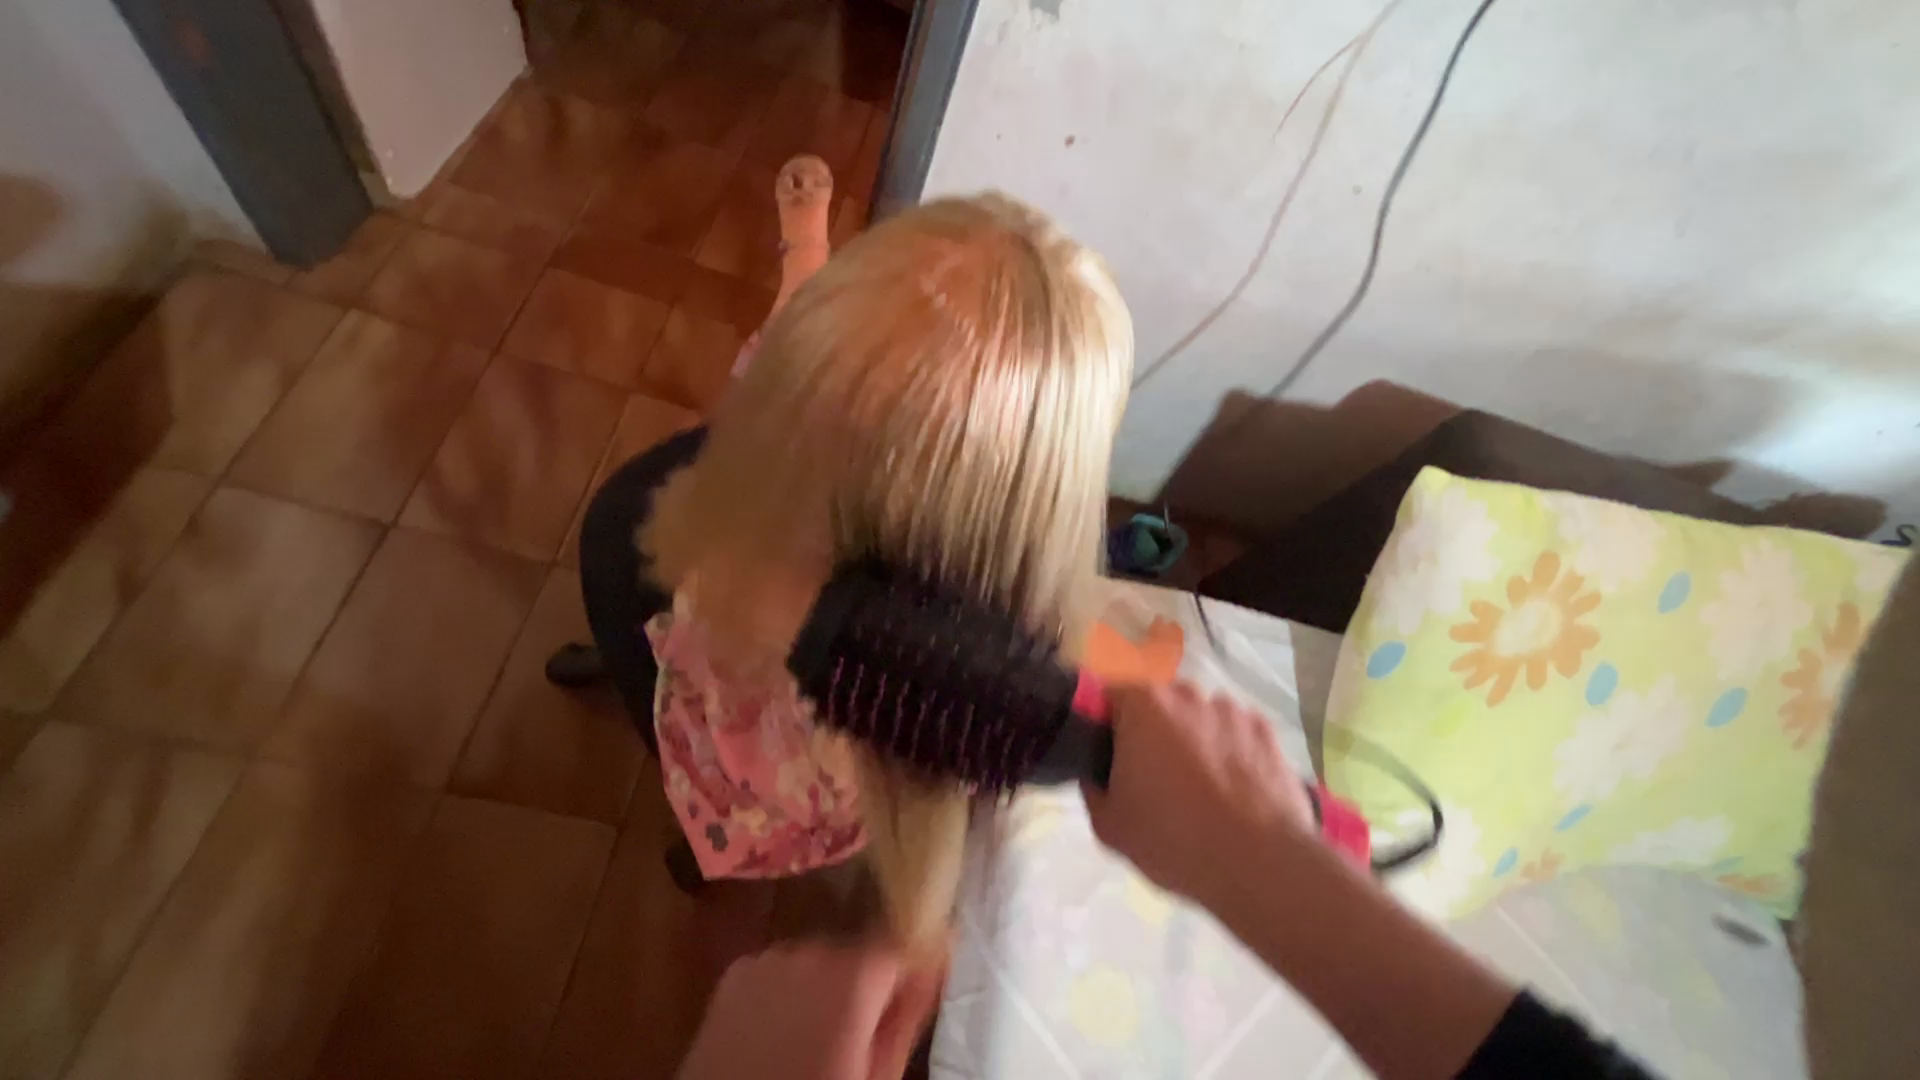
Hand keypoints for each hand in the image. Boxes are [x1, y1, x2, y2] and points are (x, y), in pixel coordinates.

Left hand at [677, 942, 943, 1079]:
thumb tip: (937, 967)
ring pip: (818, 959)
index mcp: (854, 974)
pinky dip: (788, 990)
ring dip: (827, 984)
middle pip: (859, 952)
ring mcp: (770, 956)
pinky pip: (780, 969)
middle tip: (867, 1027)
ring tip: (821, 1033)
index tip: (929, 974)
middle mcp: (813, 949)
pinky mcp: (736, 972)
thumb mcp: (876, 1073)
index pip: (903, 944)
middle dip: (868, 981)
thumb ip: (908, 1015)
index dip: (917, 960)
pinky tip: (782, 1028)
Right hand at [1084, 681, 1314, 904]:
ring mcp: (1232, 709)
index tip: (1112, 760)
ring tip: (1201, 789)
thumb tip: (1098, 777)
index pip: (1110, 698)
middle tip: (1154, 779)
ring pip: (1199, 719)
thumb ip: (1092, 789)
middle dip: (1153, 733)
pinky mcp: (1267, 731)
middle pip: (1158, 706)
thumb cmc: (1173, 839)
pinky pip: (1236, 734)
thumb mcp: (1109, 825)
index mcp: (1142, 704)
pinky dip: (1231, 753)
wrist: (1260, 864)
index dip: (1107, 728)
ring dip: (1194, 741)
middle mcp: (1187, 694)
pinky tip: (1234, 791)